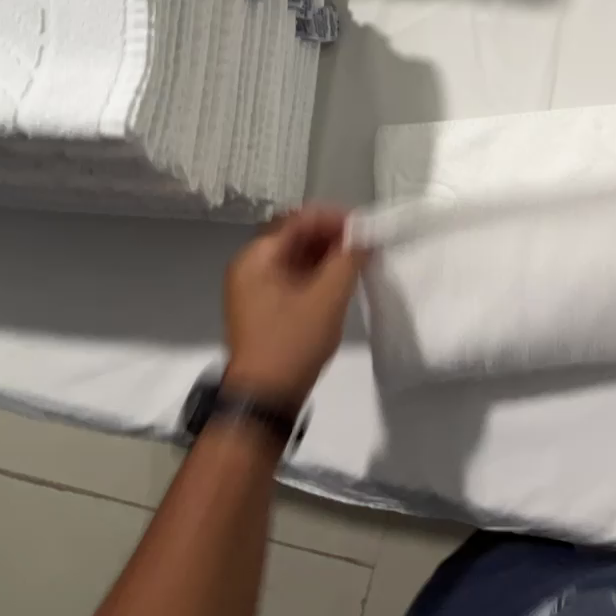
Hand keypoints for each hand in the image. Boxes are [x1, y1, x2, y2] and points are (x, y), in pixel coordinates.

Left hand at [223, 207, 365, 404]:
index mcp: (257, 257)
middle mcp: (249, 266)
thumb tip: (364, 237)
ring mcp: (253, 288)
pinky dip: (316, 274)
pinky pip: (291, 277)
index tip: (365, 228)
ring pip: (294, 257)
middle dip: (331, 236)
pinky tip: (340, 283)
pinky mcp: (263, 307)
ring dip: (325, 255)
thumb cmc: (294, 342)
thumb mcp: (328, 298)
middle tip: (365, 245)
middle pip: (294, 236)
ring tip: (358, 263)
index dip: (333, 218)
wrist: (265, 397)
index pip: (298, 220)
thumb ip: (348, 260)